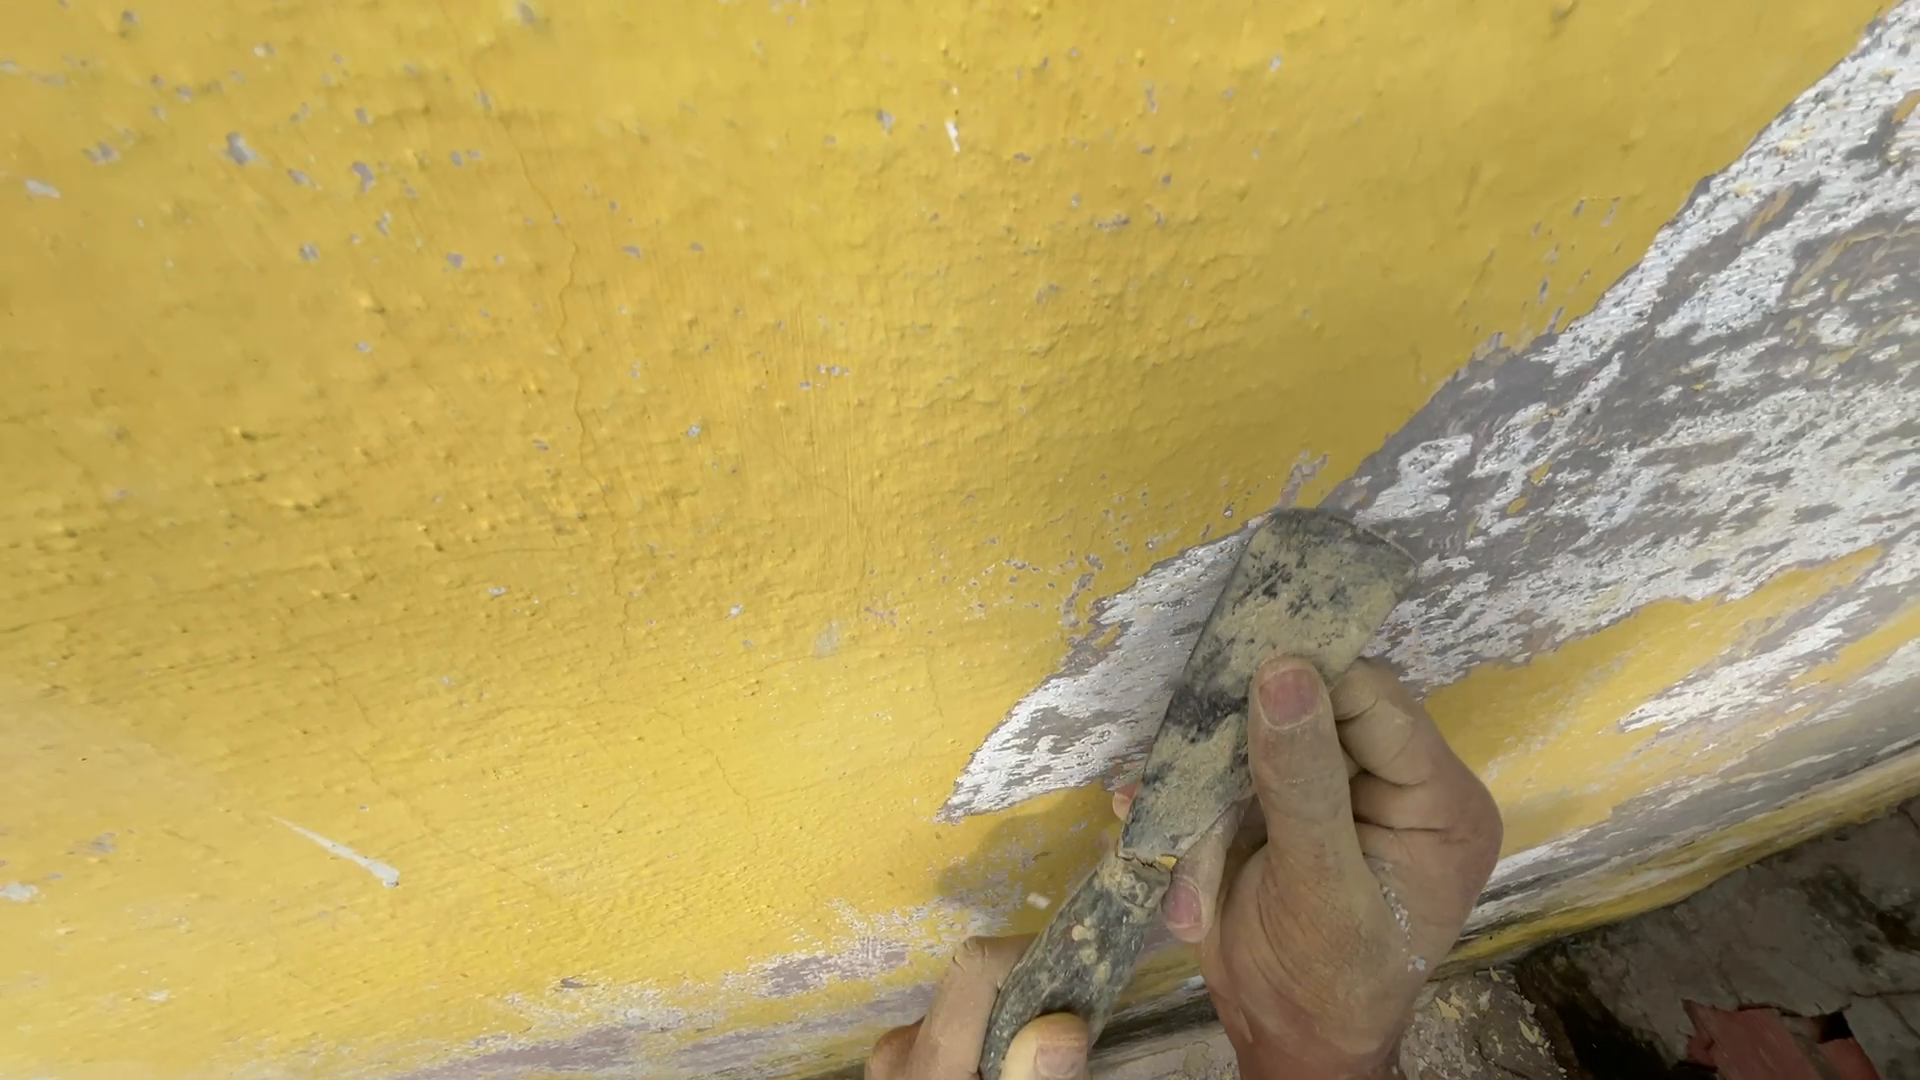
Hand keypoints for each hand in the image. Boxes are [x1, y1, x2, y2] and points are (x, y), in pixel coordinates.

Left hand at [864, 936, 1090, 1079]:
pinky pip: (951, 1031)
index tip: (1069, 980)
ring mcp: (893, 1057)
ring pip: (966, 1008)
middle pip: (976, 984)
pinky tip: (999, 1069)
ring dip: (1004, 1021)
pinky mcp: (899, 1064)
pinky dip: (982, 1040)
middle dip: (1023, 997)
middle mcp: (899, 1048)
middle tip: (1059, 1040)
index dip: (1027, 956)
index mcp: (926, 1064)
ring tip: (1029, 1062)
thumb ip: (1037, 1079)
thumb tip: (1064, 1023)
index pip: (976, 964)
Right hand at [1115, 657, 1501, 1079]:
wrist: (1280, 1032)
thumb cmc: (1325, 978)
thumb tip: (1283, 670)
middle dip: (1246, 720)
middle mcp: (1388, 778)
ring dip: (1207, 757)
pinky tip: (1147, 798)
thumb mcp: (1320, 886)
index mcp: (1435, 798)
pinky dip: (1187, 778)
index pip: (1373, 699)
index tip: (1232, 675)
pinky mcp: (1276, 793)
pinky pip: (1228, 759)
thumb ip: (1304, 782)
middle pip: (1314, 701)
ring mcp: (1327, 782)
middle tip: (1189, 740)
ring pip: (1260, 723)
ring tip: (1166, 786)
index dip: (1307, 678)